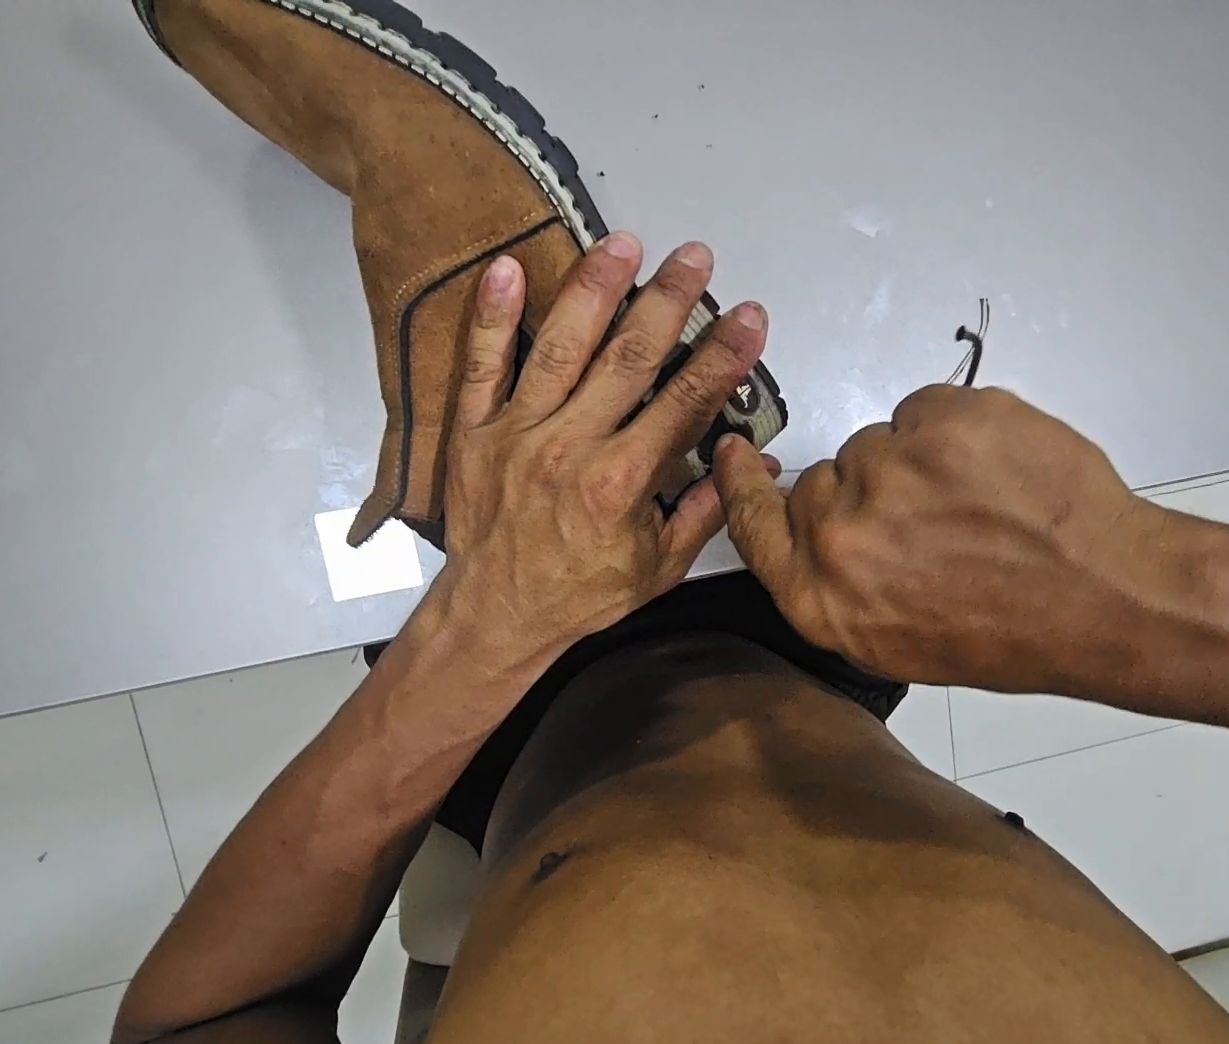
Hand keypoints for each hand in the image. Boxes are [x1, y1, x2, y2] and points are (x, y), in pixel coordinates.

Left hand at [427, 233, 770, 669]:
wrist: (496, 614)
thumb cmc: (581, 593)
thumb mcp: (658, 567)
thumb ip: (705, 511)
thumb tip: (752, 464)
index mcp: (622, 481)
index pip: (684, 402)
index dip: (722, 356)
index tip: (749, 317)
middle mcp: (571, 445)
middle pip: (628, 358)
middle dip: (668, 302)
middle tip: (695, 257)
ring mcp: (518, 431)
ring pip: (561, 346)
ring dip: (594, 289)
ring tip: (623, 243)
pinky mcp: (475, 429)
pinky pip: (482, 365)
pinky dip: (493, 316)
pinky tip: (508, 267)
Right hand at [713, 385, 1178, 692]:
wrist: (1103, 599)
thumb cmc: (1007, 631)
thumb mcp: (888, 638)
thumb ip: (830, 584)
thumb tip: (816, 536)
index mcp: (819, 595)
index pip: (751, 522)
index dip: (740, 484)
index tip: (734, 455)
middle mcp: (837, 535)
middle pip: (821, 478)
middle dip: (865, 492)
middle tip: (926, 518)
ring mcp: (888, 471)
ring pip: (877, 441)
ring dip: (916, 462)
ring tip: (973, 503)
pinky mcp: (941, 421)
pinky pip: (924, 409)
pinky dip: (956, 432)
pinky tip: (993, 474)